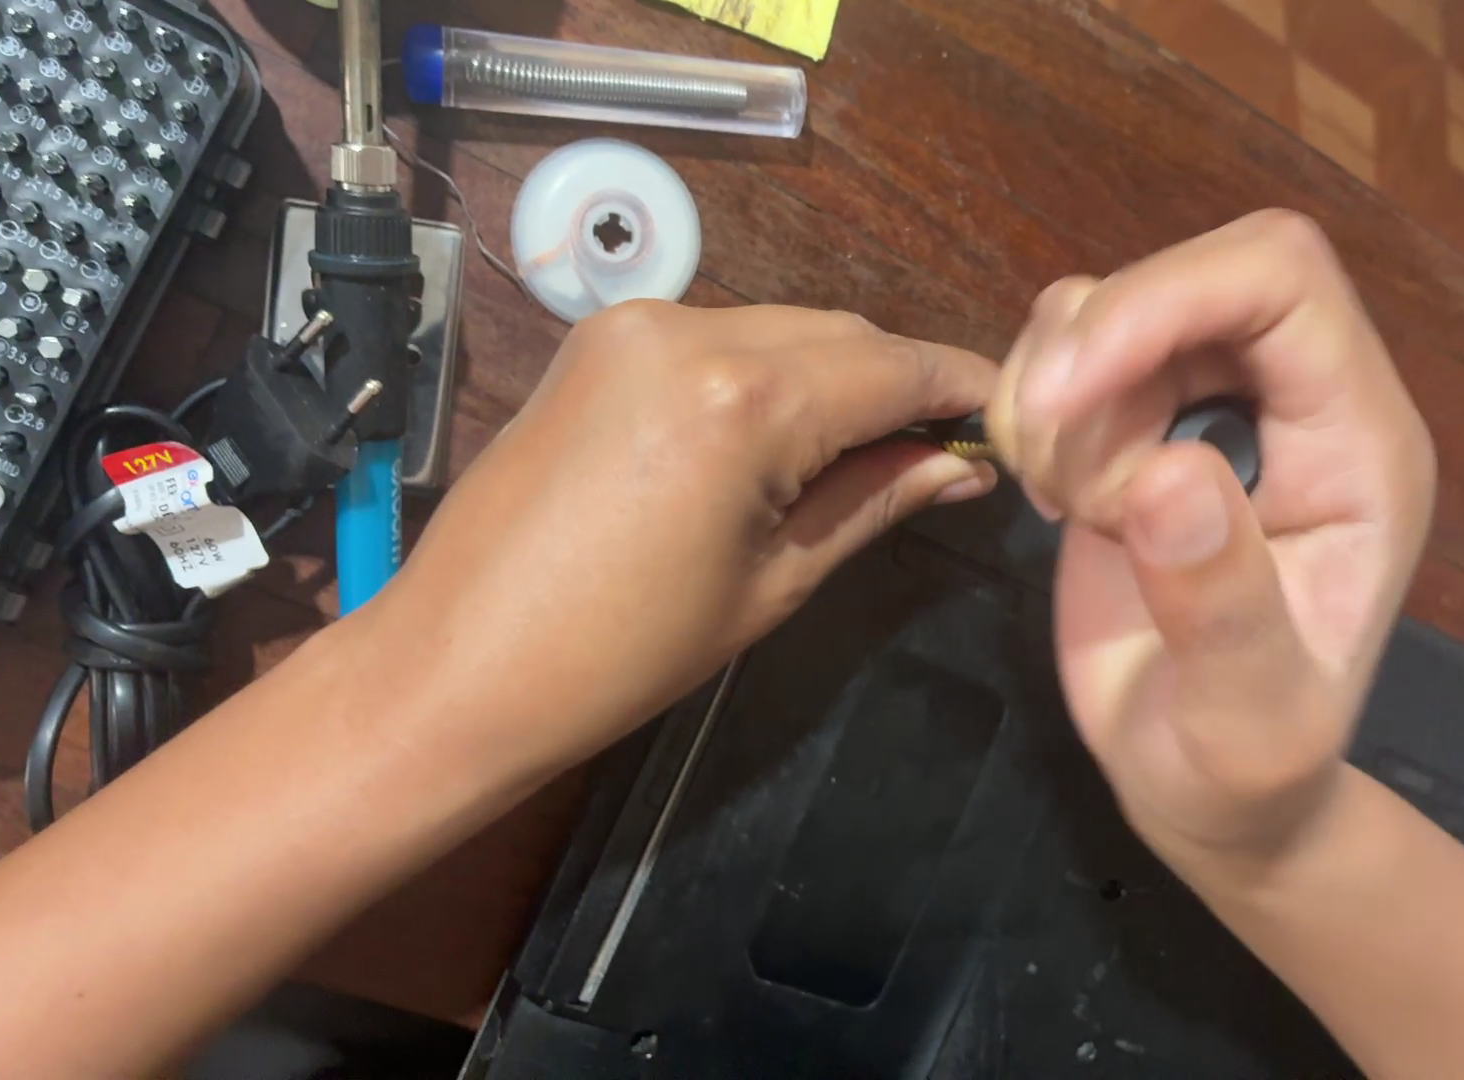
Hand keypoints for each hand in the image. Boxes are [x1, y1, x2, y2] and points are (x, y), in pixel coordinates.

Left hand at [363, 301, 997, 773]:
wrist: (456, 665)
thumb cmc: (629, 652)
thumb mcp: (777, 580)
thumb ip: (876, 499)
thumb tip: (964, 466)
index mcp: (743, 402)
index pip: (892, 368)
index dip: (961, 386)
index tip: (1006, 417)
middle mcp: (692, 329)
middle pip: (844, 335)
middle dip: (905, 383)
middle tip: (943, 448)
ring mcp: (638, 324)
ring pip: (788, 329)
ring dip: (844, 376)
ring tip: (873, 445)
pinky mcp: (605, 339)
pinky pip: (728, 337)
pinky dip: (780, 373)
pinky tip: (791, 429)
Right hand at [985, 211, 1434, 880]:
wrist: (1198, 776)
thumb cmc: (1241, 767)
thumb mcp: (1245, 724)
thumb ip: (1224, 610)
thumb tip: (1168, 474)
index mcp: (1355, 444)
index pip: (1277, 279)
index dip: (1161, 302)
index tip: (1065, 401)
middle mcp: (1286, 401)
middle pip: (1175, 279)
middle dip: (1088, 376)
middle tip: (1063, 502)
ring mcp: (1202, 407)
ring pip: (1096, 310)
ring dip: (1050, 407)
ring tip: (1070, 516)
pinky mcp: (1129, 428)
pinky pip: (1057, 353)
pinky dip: (1027, 414)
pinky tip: (1056, 502)